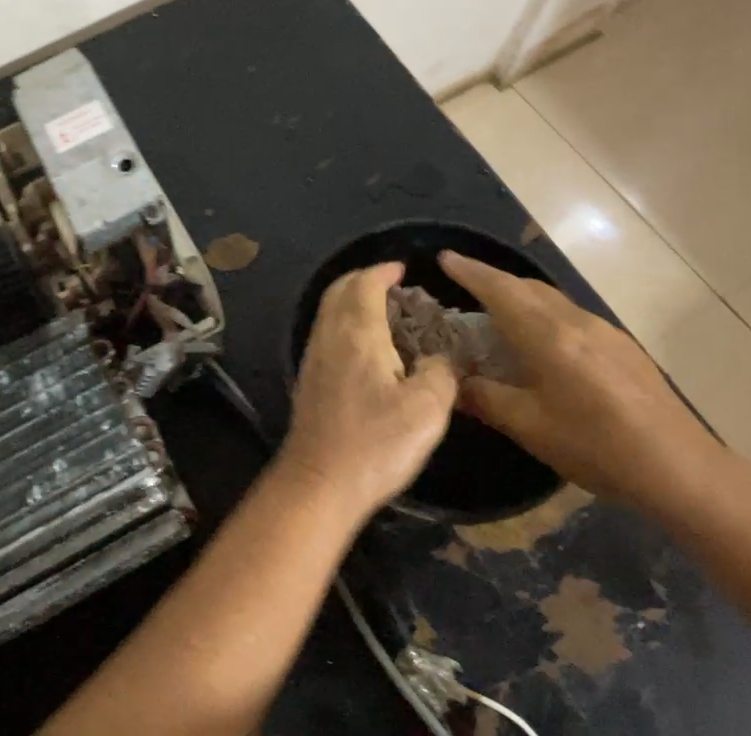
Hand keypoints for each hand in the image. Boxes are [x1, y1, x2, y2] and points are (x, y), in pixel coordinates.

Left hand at [279, 263, 458, 523]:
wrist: (319, 482)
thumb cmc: (375, 444)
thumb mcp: (427, 409)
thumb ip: (441, 373)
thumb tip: (442, 357)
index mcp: (357, 334)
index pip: (365, 285)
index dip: (383, 271)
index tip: (402, 268)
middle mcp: (330, 337)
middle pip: (339, 291)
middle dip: (363, 279)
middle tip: (391, 283)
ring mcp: (314, 359)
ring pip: (329, 312)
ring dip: (351, 301)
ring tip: (382, 310)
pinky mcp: (309, 381)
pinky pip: (326, 334)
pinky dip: (345, 324)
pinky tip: (364, 347)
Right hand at [438, 251, 719, 511]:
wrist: (680, 468)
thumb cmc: (596, 445)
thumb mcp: (528, 427)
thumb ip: (486, 398)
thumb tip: (454, 382)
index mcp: (548, 336)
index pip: (500, 291)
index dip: (471, 273)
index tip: (445, 257)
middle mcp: (577, 323)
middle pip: (528, 288)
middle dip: (493, 280)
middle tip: (464, 283)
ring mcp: (606, 334)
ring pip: (553, 301)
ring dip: (521, 297)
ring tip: (498, 312)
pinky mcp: (624, 350)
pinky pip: (572, 318)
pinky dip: (545, 316)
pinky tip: (543, 343)